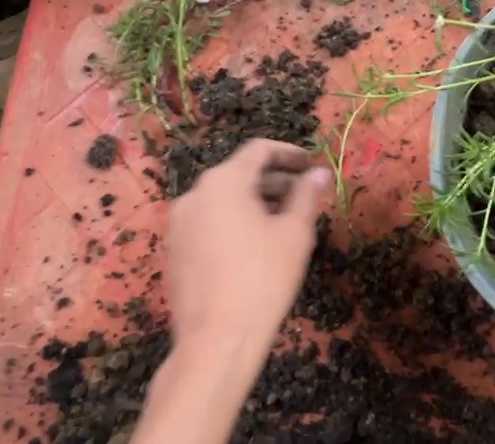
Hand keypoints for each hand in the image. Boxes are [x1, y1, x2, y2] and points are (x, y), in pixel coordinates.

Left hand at [165, 138, 330, 355]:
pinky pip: (210, 221)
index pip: (259, 150)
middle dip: (276, 179)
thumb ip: (307, 195)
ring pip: (224, 199)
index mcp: (223, 182)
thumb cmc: (262, 279)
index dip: (290, 153)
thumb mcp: (294, 233)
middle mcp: (194, 194)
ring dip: (257, 200)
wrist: (215, 343)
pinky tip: (258, 243)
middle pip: (240, 173)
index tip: (312, 165)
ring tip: (286, 219)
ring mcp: (179, 224)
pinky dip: (235, 220)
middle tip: (306, 194)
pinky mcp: (175, 251)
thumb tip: (319, 173)